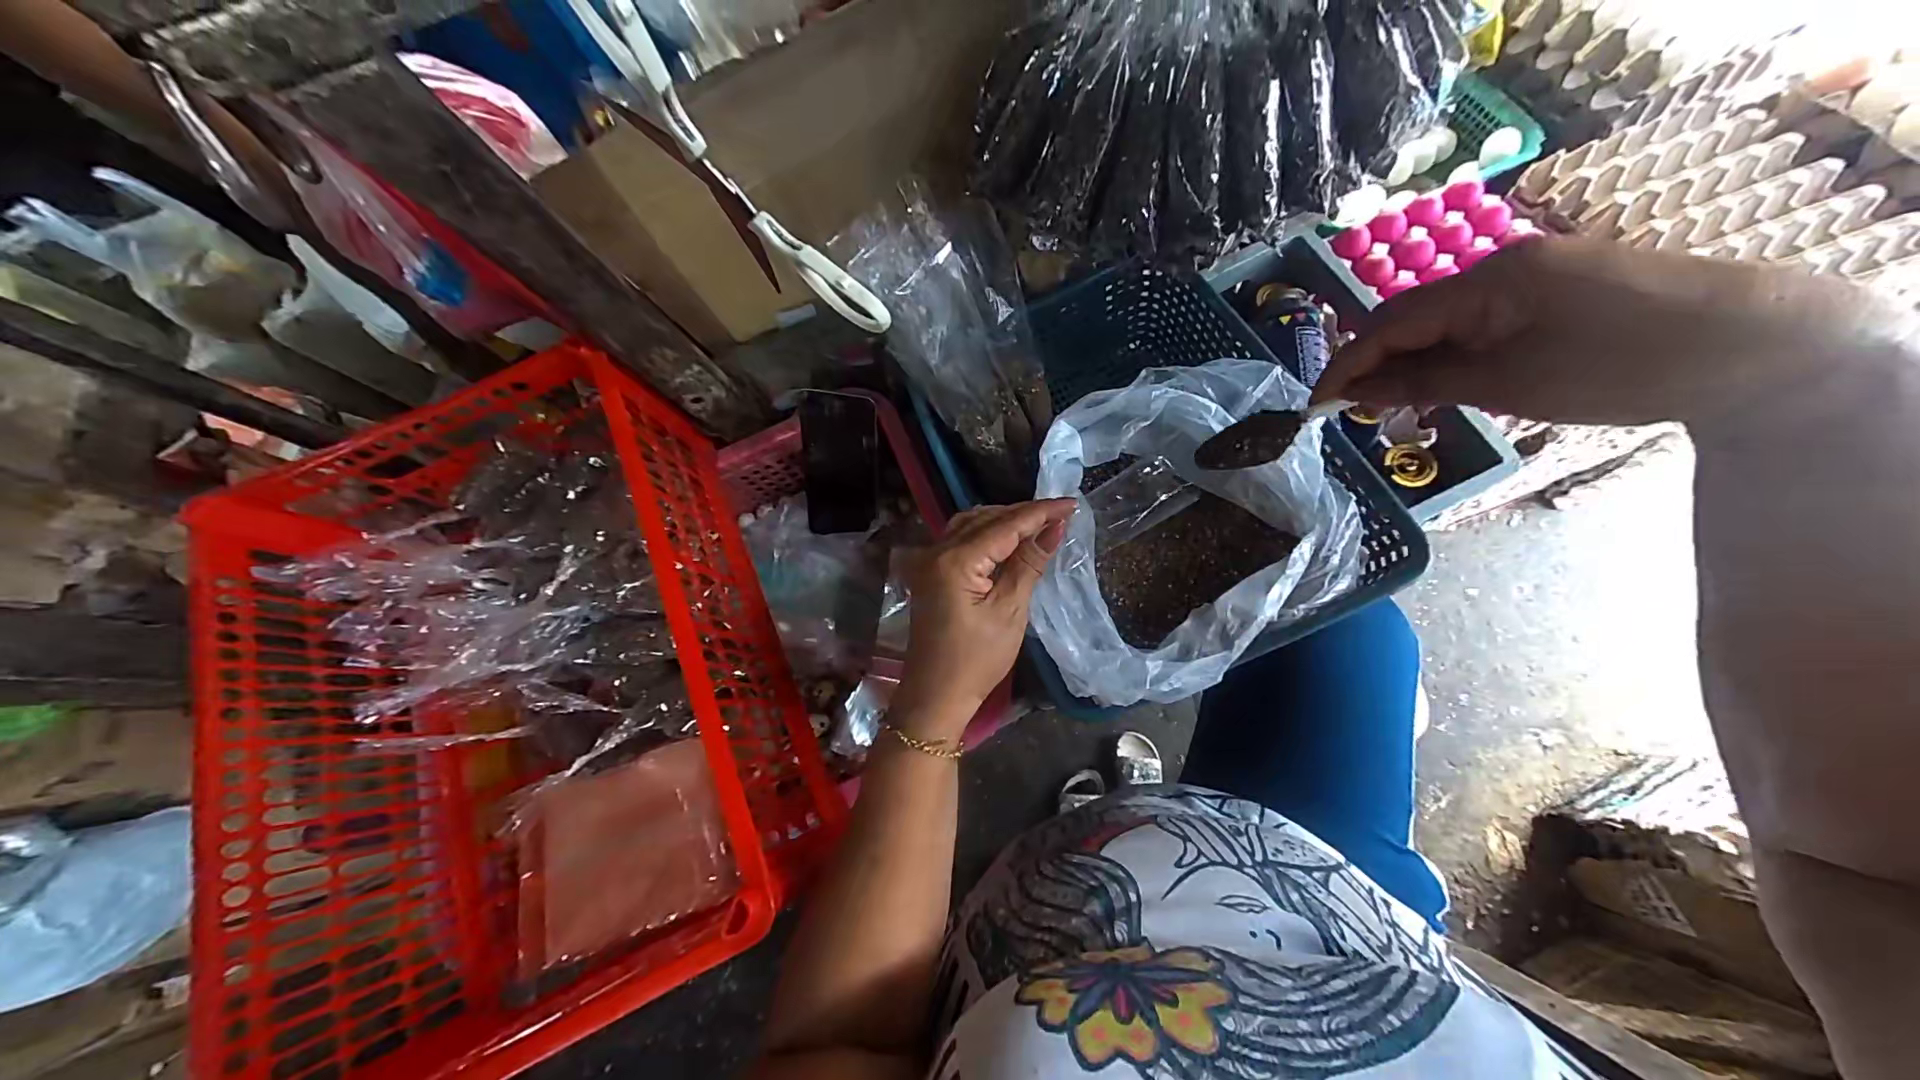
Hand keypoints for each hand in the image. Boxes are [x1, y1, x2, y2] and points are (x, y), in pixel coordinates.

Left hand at [892, 499, 1075, 738]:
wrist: (936, 694)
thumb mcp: (1010, 610)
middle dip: (1024, 514)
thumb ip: (1029, 563)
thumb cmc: (977, 659)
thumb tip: (1054, 527)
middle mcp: (937, 550)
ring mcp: (930, 561)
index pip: (1006, 525)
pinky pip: (961, 539)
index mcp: (956, 560)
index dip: (1041, 512)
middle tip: (1061, 514)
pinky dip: (987, 533)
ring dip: (1004, 520)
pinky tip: (1008, 538)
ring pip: (971, 524)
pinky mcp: (930, 572)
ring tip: (1039, 523)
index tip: (1072, 504)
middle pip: (986, 518)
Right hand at [1313, 237, 1889, 425]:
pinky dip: (1448, 355)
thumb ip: (1424, 383)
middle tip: (1347, 412)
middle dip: (1371, 365)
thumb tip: (1357, 392)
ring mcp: (1529, 277)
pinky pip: (1476, 323)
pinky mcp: (1552, 293)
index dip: (1345, 366)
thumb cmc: (1619, 366)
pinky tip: (1442, 384)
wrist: (1760, 345)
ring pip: (1441, 322)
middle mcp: (1500, 267)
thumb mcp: (1508, 385)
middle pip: (1409, 318)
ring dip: (1410, 363)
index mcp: (1485, 281)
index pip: (1388, 324)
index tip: (1313, 405)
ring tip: (1390, 408)